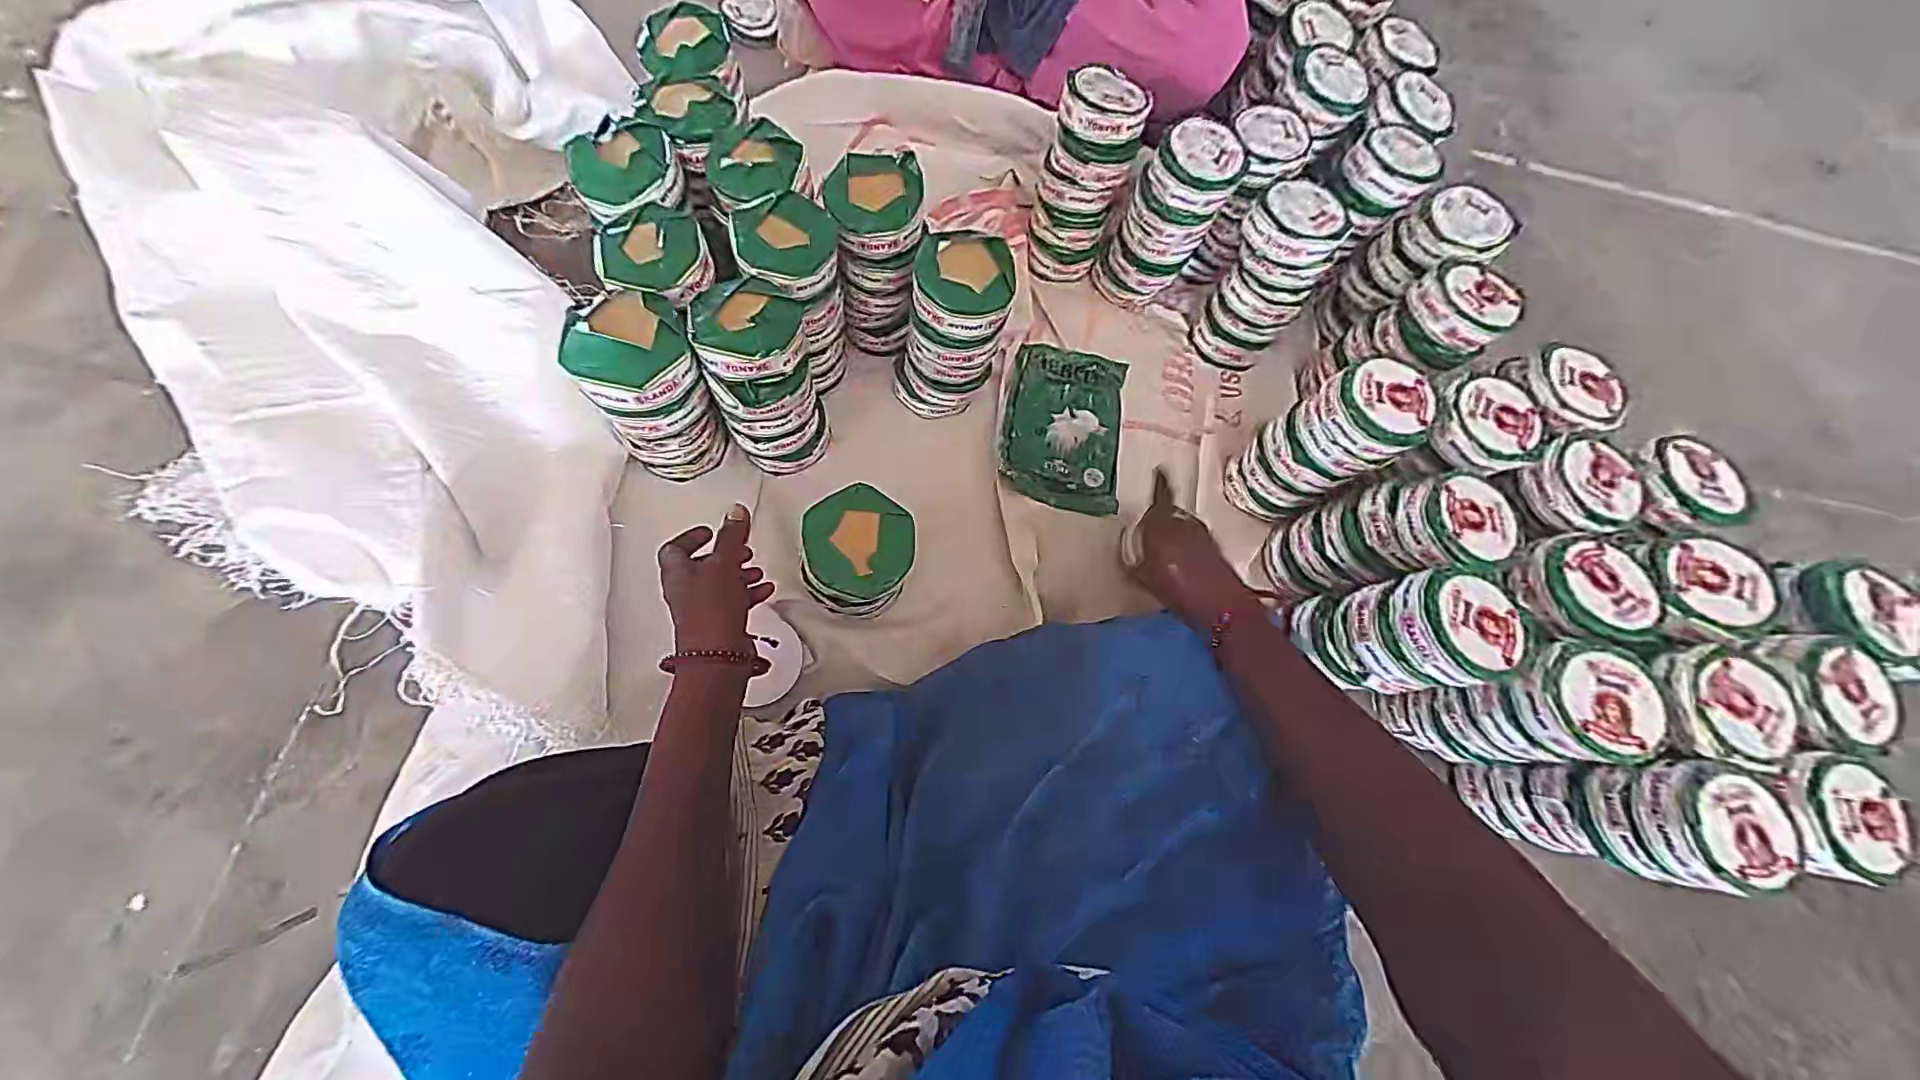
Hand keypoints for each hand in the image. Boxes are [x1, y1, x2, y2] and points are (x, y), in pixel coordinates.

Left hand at [659, 503, 775, 654]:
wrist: (718, 654)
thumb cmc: (713, 607)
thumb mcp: (725, 563)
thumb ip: (732, 536)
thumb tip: (736, 510)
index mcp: (677, 571)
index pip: (676, 547)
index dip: (692, 537)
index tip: (711, 531)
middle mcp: (684, 589)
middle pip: (701, 565)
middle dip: (724, 556)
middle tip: (740, 549)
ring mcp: (700, 608)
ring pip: (719, 584)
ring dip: (738, 574)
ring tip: (756, 570)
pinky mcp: (717, 623)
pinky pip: (732, 602)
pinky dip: (747, 593)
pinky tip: (764, 590)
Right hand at [1128, 469, 1266, 631]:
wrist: (1222, 607)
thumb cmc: (1179, 591)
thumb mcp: (1145, 578)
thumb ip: (1135, 561)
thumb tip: (1129, 554)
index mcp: (1164, 526)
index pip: (1162, 496)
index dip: (1160, 482)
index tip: (1159, 470)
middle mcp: (1185, 524)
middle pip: (1170, 510)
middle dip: (1160, 514)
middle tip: (1148, 523)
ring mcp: (1202, 534)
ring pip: (1183, 522)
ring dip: (1174, 527)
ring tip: (1162, 542)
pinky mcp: (1214, 547)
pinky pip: (1194, 534)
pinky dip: (1186, 538)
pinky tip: (1179, 556)